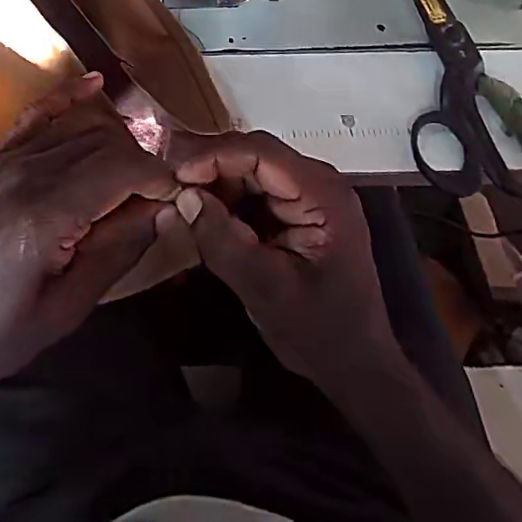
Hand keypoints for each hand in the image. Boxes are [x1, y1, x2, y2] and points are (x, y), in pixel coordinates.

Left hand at [0, 72, 176, 411]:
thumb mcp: (67, 307)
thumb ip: (118, 250)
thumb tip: (162, 209)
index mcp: (45, 212)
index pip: (122, 168)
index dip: (160, 177)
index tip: (181, 195)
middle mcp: (26, 173)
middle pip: (105, 141)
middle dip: (143, 161)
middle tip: (164, 193)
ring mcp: (7, 162)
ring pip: (79, 126)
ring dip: (118, 139)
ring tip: (141, 170)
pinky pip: (37, 115)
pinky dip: (67, 97)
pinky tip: (96, 86)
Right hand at [163, 131, 398, 388]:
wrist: (355, 368)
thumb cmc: (320, 332)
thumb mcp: (265, 289)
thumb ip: (222, 241)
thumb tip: (182, 197)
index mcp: (322, 194)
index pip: (260, 153)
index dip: (213, 156)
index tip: (174, 176)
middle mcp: (317, 183)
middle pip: (253, 155)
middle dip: (208, 165)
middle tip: (165, 181)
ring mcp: (307, 195)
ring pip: (249, 169)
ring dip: (213, 181)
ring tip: (176, 196)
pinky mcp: (295, 211)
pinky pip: (253, 190)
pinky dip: (224, 198)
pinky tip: (199, 212)